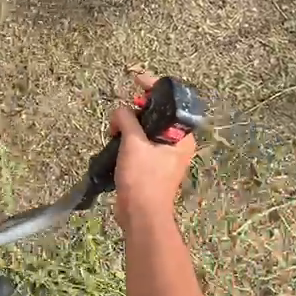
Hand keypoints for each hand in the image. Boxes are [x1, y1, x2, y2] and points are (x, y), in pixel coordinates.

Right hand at [109, 75, 198, 232]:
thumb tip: (121, 111)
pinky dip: (127, 141)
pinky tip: (115, 144)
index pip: (171, 103)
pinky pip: (139, 144)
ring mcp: (164, 156)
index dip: (153, 88)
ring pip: (145, 130)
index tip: (136, 79)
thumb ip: (127, 120)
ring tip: (114, 133)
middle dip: (135, 112)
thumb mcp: (133, 143)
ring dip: (128, 127)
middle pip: (156, 115)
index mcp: (181, 137)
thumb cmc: (143, 178)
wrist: (141, 215)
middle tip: (120, 117)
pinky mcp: (151, 166)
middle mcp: (176, 144)